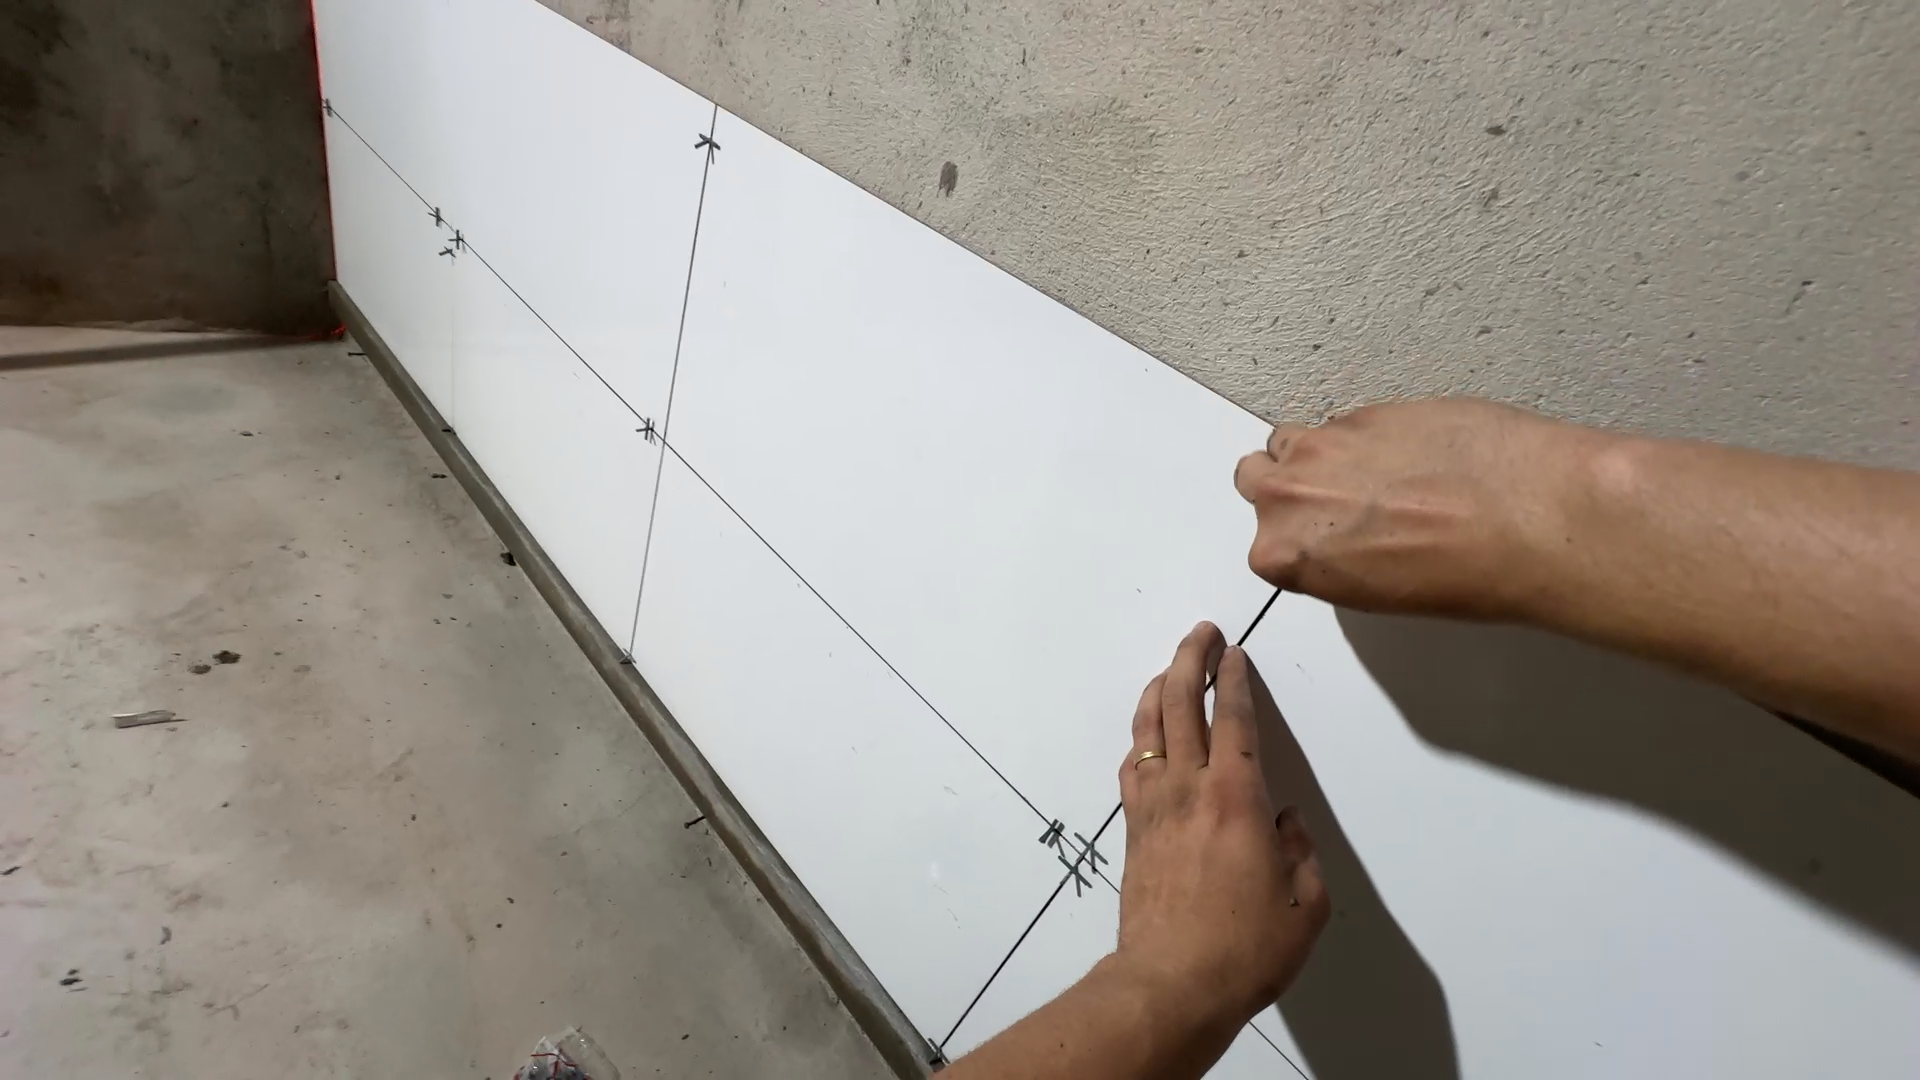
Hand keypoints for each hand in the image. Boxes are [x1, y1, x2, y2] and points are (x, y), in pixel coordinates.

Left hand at [1113, 622, 1328, 1026]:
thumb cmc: (1246, 946)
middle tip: (1201, 633)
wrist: (1171, 980)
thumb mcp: (1306, 902)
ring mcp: (1152, 801)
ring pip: (1148, 725)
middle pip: (1180, 703)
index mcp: (1235, 797)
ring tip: (1170, 667)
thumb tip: (1283, 819)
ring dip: (1158, 686)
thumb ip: (1301, 849)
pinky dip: (1140, 735)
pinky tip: (1146, 732)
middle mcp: (1187, 786)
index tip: (1233, 651)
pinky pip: (1132, 763)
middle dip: (1189, 659)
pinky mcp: (1131, 822)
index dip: (1233, 678)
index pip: (1232, 718)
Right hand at [1232, 398, 1598, 618]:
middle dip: (1287, 483)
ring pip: (1292, 440)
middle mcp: (1287, 495)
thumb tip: (1337, 537)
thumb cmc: (1464, 575)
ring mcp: (1323, 446)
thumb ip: (1325, 558)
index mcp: (1281, 552)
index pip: (1263, 537)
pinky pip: (1349, 422)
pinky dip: (1373, 436)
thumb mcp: (1371, 593)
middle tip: (1337, 498)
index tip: (1324, 538)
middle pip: (1254, 475)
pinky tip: (1419, 456)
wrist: (1531, 520)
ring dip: (1321, 453)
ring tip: (1377, 472)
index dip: (1295, 534)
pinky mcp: (1366, 412)